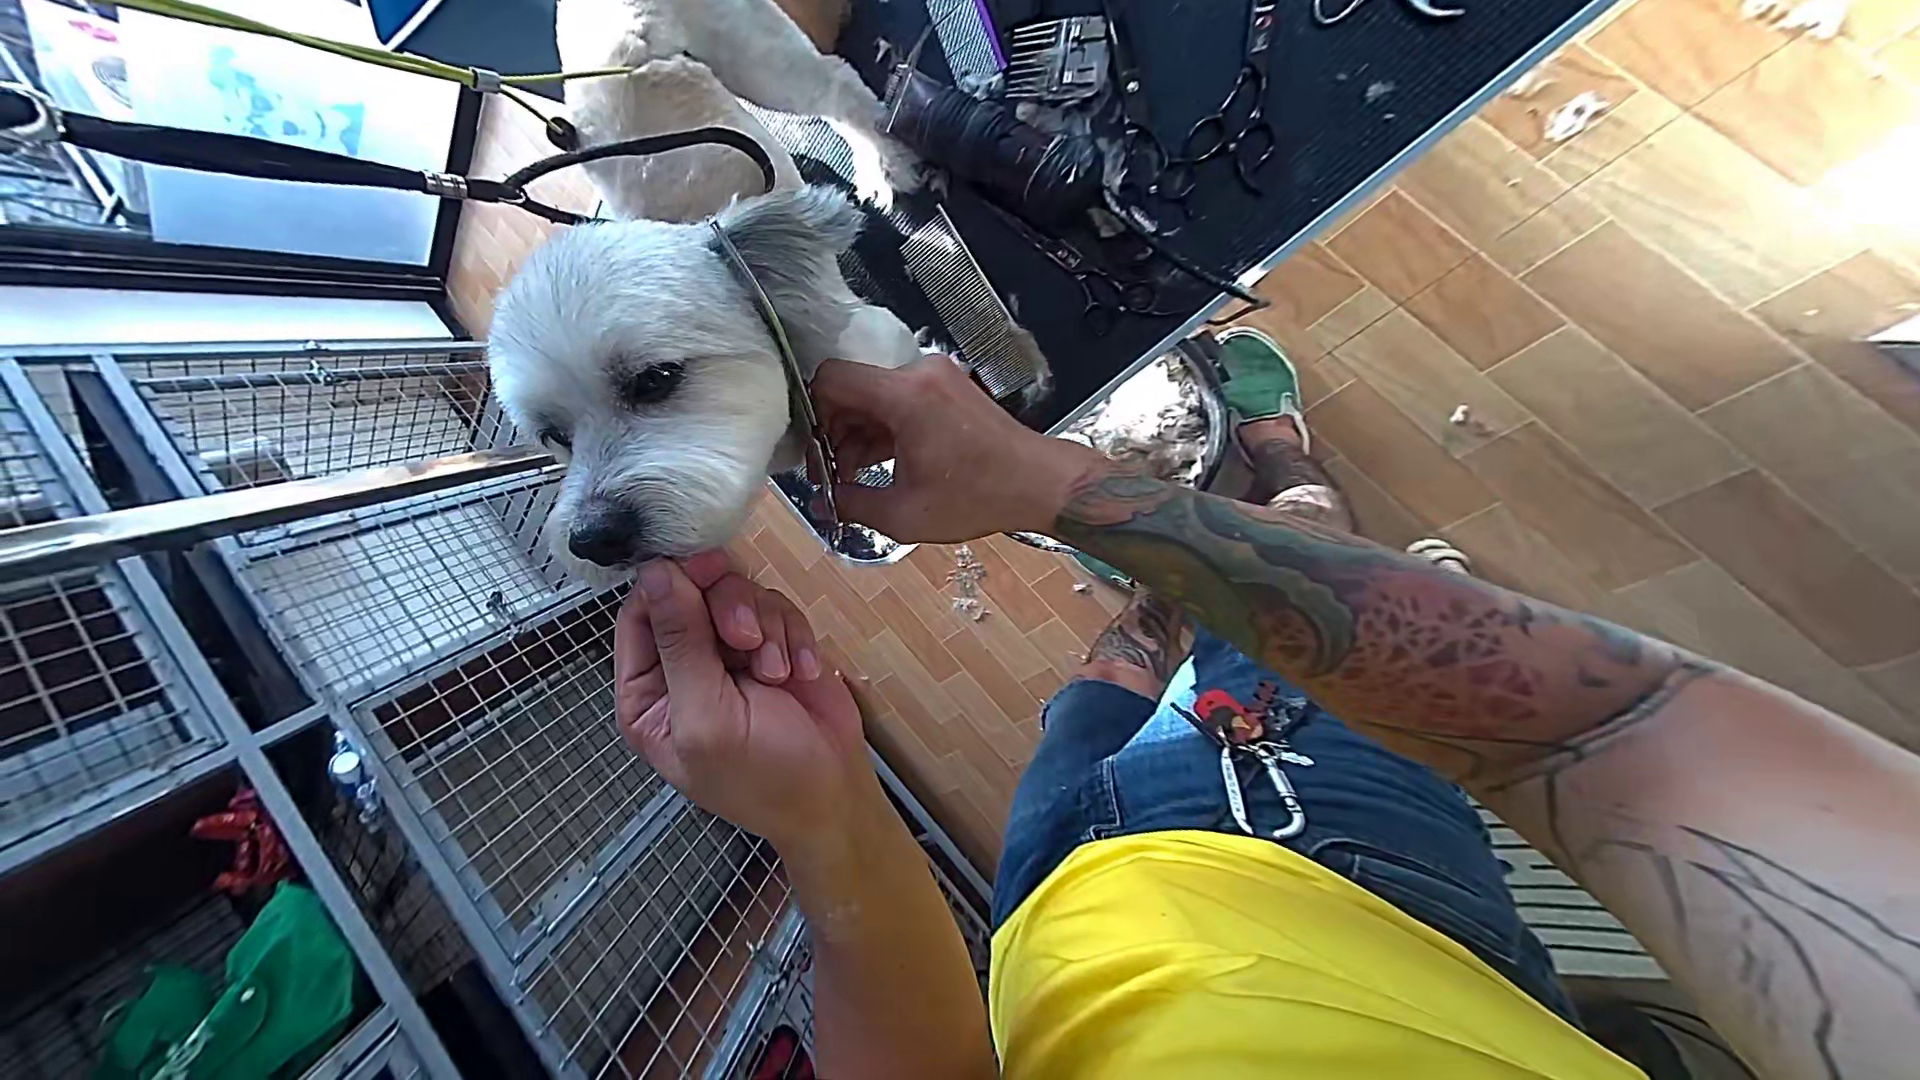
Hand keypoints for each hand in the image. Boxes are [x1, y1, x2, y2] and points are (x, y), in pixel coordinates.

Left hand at [614, 556, 870, 853]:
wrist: (833, 790)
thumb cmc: (760, 772)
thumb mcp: (708, 715)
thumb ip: (681, 643)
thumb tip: (655, 572)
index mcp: (650, 687)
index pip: (643, 613)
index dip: (671, 584)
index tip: (705, 570)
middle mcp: (689, 662)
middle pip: (698, 593)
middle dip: (730, 611)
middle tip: (749, 638)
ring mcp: (737, 650)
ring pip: (744, 596)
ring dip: (769, 629)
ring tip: (780, 673)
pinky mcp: (780, 643)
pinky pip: (782, 609)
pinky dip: (797, 637)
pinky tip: (804, 672)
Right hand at [812, 354, 1102, 542]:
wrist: (1039, 484)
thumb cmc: (981, 497)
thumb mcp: (905, 514)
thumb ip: (851, 505)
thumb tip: (823, 501)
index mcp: (906, 395)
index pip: (830, 379)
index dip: (813, 415)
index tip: (815, 451)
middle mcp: (920, 373)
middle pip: (852, 388)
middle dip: (836, 431)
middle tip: (833, 472)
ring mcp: (937, 377)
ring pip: (875, 395)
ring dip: (860, 432)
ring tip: (857, 475)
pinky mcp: (947, 387)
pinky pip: (900, 400)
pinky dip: (885, 428)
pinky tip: (881, 462)